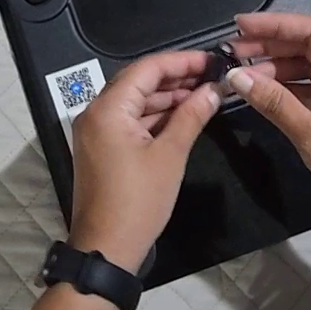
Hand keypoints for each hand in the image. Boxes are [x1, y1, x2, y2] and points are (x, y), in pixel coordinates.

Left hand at [68, 51, 221, 271]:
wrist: (106, 250)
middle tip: (212, 75)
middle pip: (139, 82)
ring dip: (168, 97)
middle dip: (176, 77)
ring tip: (205, 93)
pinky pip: (130, 120)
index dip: (181, 61)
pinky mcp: (102, 147)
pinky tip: (184, 115)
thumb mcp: (170, 156)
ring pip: (136, 101)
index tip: (211, 60)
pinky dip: (156, 116)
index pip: (147, 69)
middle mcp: (96, 113)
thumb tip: (213, 90)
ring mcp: (97, 131)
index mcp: (108, 109)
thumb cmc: (138, 202)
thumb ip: (191, 116)